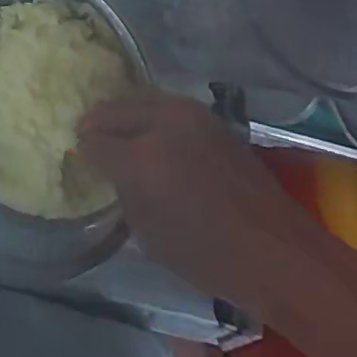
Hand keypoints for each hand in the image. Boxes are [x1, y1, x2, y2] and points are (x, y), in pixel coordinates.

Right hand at [78, 92, 309, 311]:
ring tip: (117, 132)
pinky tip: (148, 130)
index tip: (80, 156)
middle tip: (87, 136)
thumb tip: (108, 168)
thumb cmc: (208, 255)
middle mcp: (163, 124)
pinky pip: (166, 106)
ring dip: (124, 115)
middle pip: (115, 111)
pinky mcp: (209, 116)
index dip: (84, 151)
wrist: (275, 248)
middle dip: (98, 124)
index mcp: (143, 158)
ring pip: (141, 101)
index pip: (97, 143)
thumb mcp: (149, 234)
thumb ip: (123, 192)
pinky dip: (150, 114)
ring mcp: (190, 113)